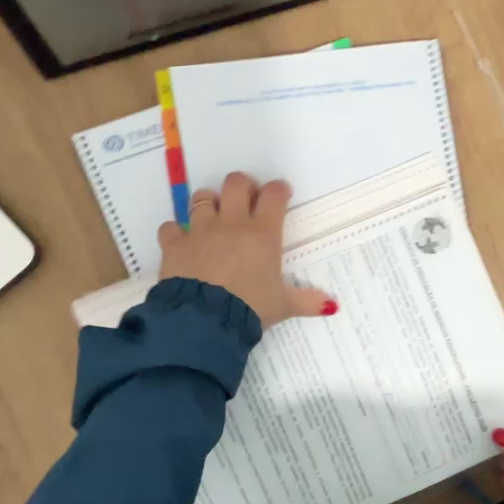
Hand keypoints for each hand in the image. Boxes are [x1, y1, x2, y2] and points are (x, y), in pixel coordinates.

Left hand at [157, 172, 335, 328]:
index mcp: (262, 234)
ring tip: (213, 215)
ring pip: (201, 197)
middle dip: (242, 186)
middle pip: (236, 184)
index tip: (281, 194)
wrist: (205, 319)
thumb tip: (332, 305)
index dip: (278, 190)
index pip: (274, 196)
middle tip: (246, 199)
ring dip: (208, 202)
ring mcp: (200, 231)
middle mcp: (232, 224)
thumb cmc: (250, 307)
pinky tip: (181, 241)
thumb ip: (306, 301)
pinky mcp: (174, 245)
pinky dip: (175, 231)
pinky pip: (170, 227)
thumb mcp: (282, 305)